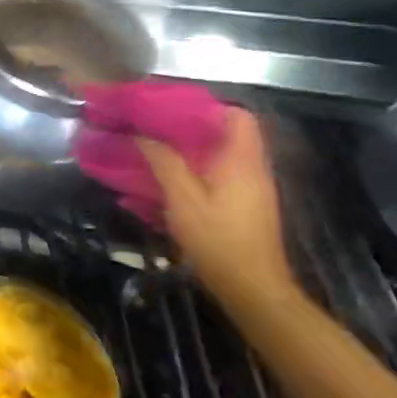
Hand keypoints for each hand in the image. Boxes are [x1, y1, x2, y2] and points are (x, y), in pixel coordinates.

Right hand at [138, 109, 296, 306]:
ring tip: (158, 152)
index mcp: (242, 160)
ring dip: (193, 151)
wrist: (254, 291)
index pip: (238, 116)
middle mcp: (253, 169)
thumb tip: (142, 136)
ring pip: (224, 156)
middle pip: (229, 134)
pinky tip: (172, 184)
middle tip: (157, 130)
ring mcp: (253, 190)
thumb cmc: (219, 241)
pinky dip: (198, 171)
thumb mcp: (183, 200)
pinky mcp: (248, 207)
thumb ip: (164, 163)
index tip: (174, 110)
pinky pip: (222, 175)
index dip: (208, 107)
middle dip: (192, 128)